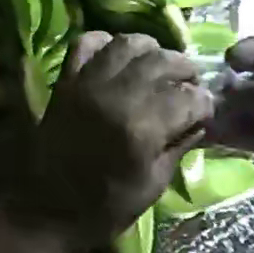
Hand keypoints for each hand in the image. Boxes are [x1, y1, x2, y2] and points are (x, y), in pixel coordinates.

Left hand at [4, 32, 211, 252]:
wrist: (46, 210)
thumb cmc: (105, 207)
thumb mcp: (154, 183)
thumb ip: (179, 144)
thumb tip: (200, 119)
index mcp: (142, 127)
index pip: (189, 97)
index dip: (204, 102)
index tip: (207, 108)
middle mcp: (116, 95)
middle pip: (162, 60)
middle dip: (185, 68)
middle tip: (190, 82)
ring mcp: (88, 82)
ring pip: (127, 43)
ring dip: (150, 49)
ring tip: (158, 64)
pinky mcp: (66, 79)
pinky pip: (87, 42)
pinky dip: (106, 42)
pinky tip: (118, 56)